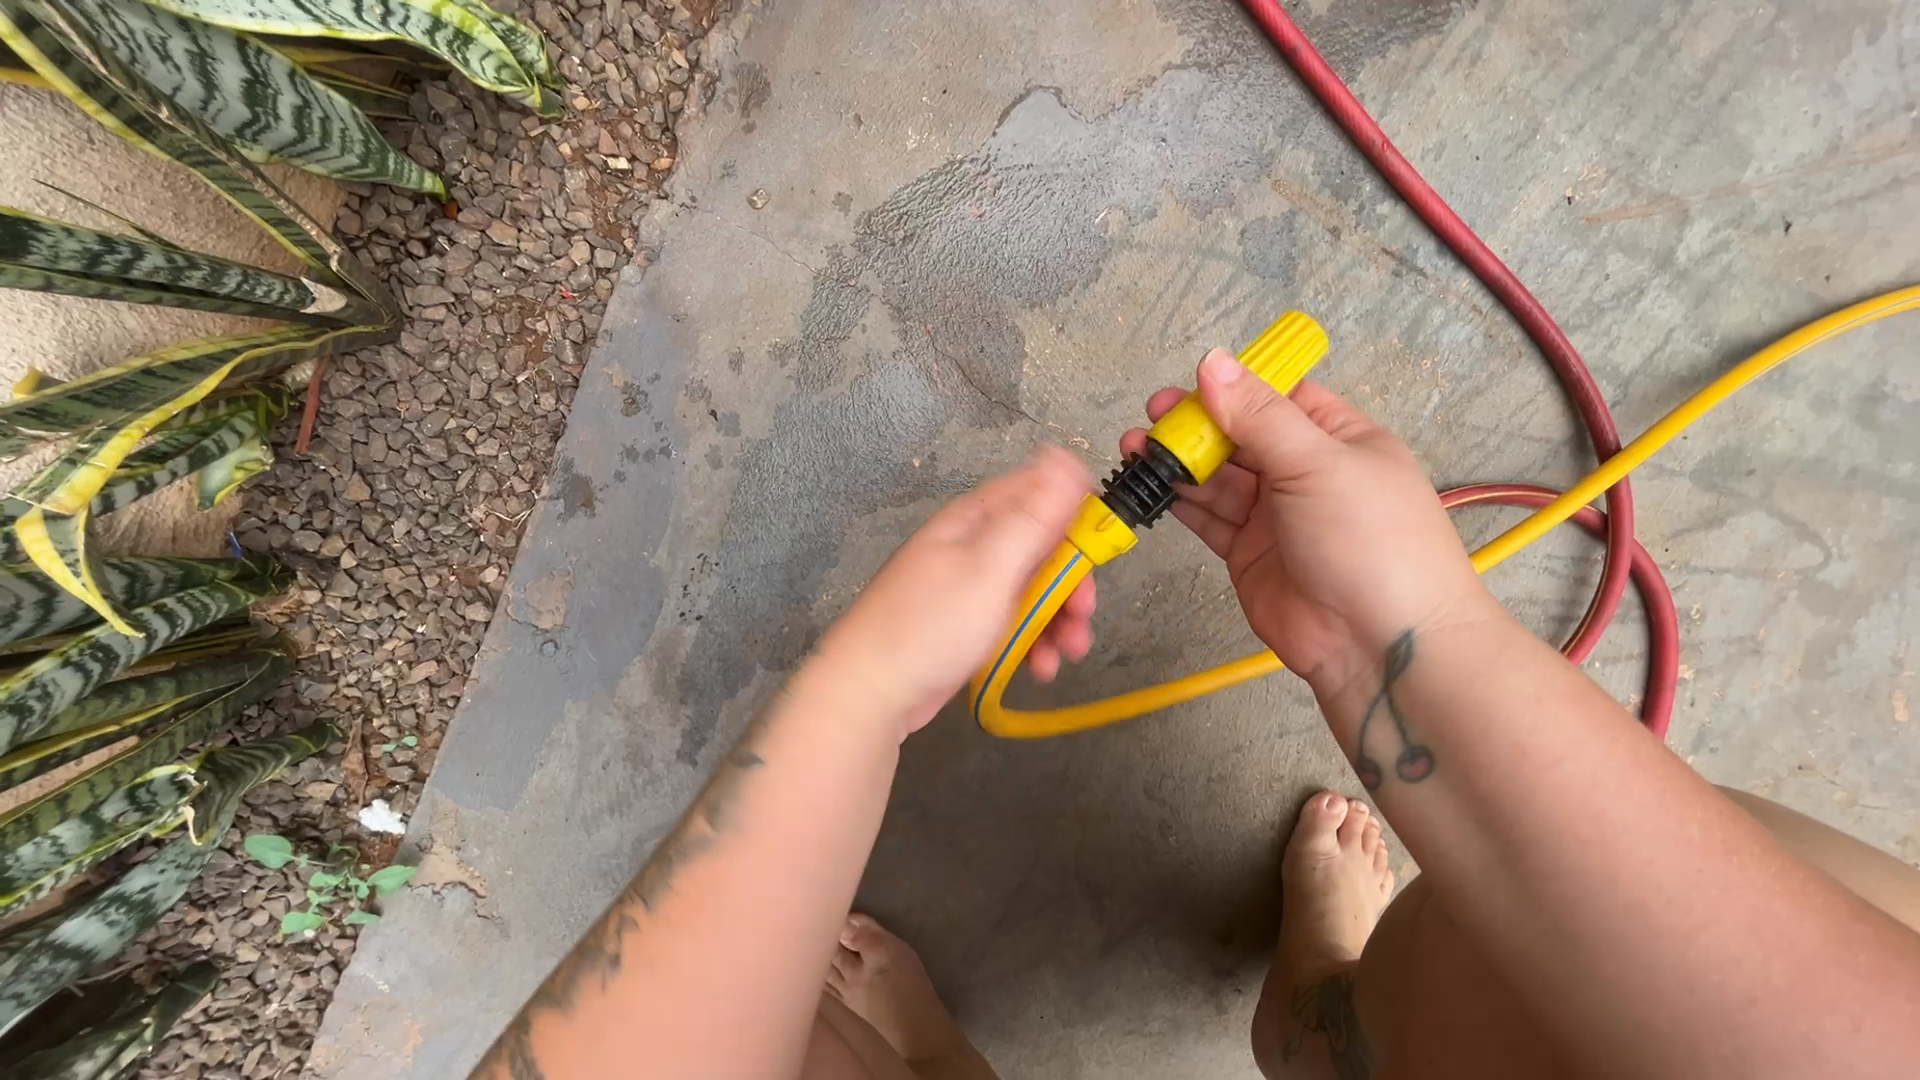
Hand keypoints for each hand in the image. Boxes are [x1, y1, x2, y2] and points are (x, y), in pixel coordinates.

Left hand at [808, 446, 1094, 736]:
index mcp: (977, 520)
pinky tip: (1039, 668)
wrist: (871, 691)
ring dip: (1058, 621)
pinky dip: (1034, 642)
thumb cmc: (931, 623)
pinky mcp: (970, 625)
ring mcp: (971, 587)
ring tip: (1067, 654)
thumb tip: (1063, 456)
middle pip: (1043, 549)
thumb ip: (1032, 516)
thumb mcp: (989, 567)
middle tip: (1083, 615)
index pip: (1039, 495)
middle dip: (1071, 583)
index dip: (1076, 517)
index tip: (1101, 549)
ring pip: (1034, 590)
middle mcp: (975, 546)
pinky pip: (1015, 622)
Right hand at [1118, 349, 1493, 698]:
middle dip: (1196, 426)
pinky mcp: (1247, 552)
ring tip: (1137, 450)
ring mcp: (1274, 515)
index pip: (1279, 398)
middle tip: (1153, 419)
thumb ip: (1258, 415)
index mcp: (1338, 439)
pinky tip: (1151, 485)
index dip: (1234, 389)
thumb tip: (1212, 361)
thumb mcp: (1317, 463)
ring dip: (1179, 463)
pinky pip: (1208, 518)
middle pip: (1239, 437)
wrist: (1376, 642)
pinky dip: (1179, 502)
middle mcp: (1304, 473)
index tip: (1190, 385)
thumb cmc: (1368, 540)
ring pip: (1217, 478)